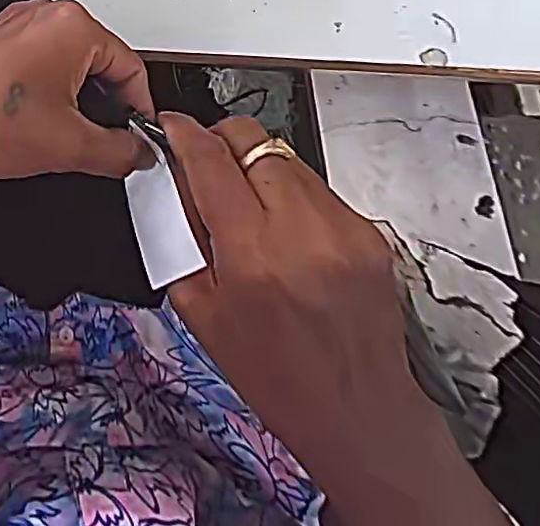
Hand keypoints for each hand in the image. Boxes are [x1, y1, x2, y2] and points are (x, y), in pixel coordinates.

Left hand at [0, 0, 154, 179]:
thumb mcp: (67, 146)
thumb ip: (118, 151)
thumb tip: (136, 151)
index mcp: (73, 26)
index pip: (132, 67)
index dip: (139, 109)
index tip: (138, 134)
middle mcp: (48, 13)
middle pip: (105, 61)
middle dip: (108, 104)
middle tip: (105, 140)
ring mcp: (22, 22)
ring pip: (75, 61)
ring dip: (80, 97)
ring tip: (66, 131)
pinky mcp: (3, 36)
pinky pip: (46, 58)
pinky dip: (54, 87)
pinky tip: (41, 118)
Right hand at [162, 115, 507, 524]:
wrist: (360, 415)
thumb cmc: (275, 375)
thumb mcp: (202, 311)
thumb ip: (180, 233)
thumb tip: (172, 175)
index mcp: (252, 257)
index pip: (210, 159)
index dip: (183, 131)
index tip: (171, 124)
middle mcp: (303, 232)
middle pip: (250, 138)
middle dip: (219, 141)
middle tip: (207, 165)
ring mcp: (343, 227)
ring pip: (281, 154)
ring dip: (253, 165)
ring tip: (249, 206)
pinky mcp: (368, 230)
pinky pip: (313, 183)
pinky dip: (288, 190)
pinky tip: (285, 228)